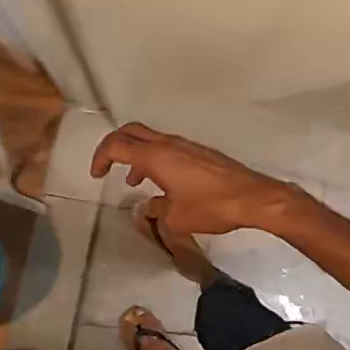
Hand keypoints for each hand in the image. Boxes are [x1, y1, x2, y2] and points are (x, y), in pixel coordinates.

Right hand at [89, 123, 309, 234]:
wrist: (253, 197)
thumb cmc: (212, 206)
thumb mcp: (176, 217)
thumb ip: (155, 211)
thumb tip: (148, 208)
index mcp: (157, 156)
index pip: (117, 144)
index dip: (100, 156)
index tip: (96, 174)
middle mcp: (170, 144)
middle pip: (132, 132)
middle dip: (114, 146)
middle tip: (107, 166)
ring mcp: (188, 146)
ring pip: (152, 141)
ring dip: (138, 156)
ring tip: (134, 182)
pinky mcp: (202, 154)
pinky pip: (170, 149)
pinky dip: (157, 160)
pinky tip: (164, 185)